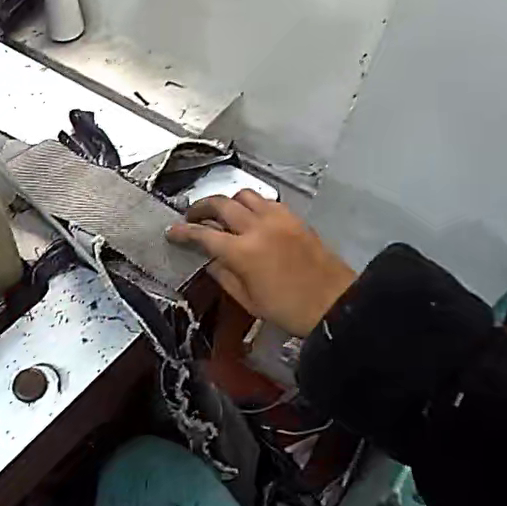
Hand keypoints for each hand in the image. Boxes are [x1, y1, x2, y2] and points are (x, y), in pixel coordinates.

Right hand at [166, 190, 357, 336]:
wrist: (334, 303)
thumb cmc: (289, 310)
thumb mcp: (249, 301)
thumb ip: (225, 276)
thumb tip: (211, 261)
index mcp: (242, 252)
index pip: (204, 235)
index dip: (184, 232)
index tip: (172, 232)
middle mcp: (258, 227)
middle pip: (221, 204)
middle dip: (201, 208)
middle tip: (192, 216)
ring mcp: (278, 218)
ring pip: (244, 195)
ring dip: (228, 201)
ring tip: (222, 214)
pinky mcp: (294, 218)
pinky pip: (266, 201)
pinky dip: (252, 204)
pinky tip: (250, 217)